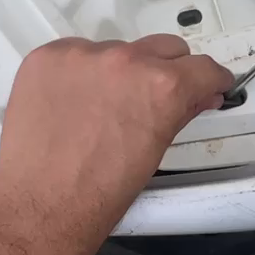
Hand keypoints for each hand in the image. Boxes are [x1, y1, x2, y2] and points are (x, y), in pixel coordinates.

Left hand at [0, 35, 231, 233]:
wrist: (44, 205)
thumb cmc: (102, 191)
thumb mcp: (156, 150)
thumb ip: (182, 112)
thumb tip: (199, 96)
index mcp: (162, 86)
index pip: (202, 67)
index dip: (210, 79)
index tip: (208, 84)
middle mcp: (125, 61)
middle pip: (164, 48)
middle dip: (169, 71)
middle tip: (155, 99)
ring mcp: (81, 55)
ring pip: (118, 49)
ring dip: (121, 72)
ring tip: (104, 109)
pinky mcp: (46, 58)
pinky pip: (76, 53)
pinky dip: (81, 72)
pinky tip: (75, 104)